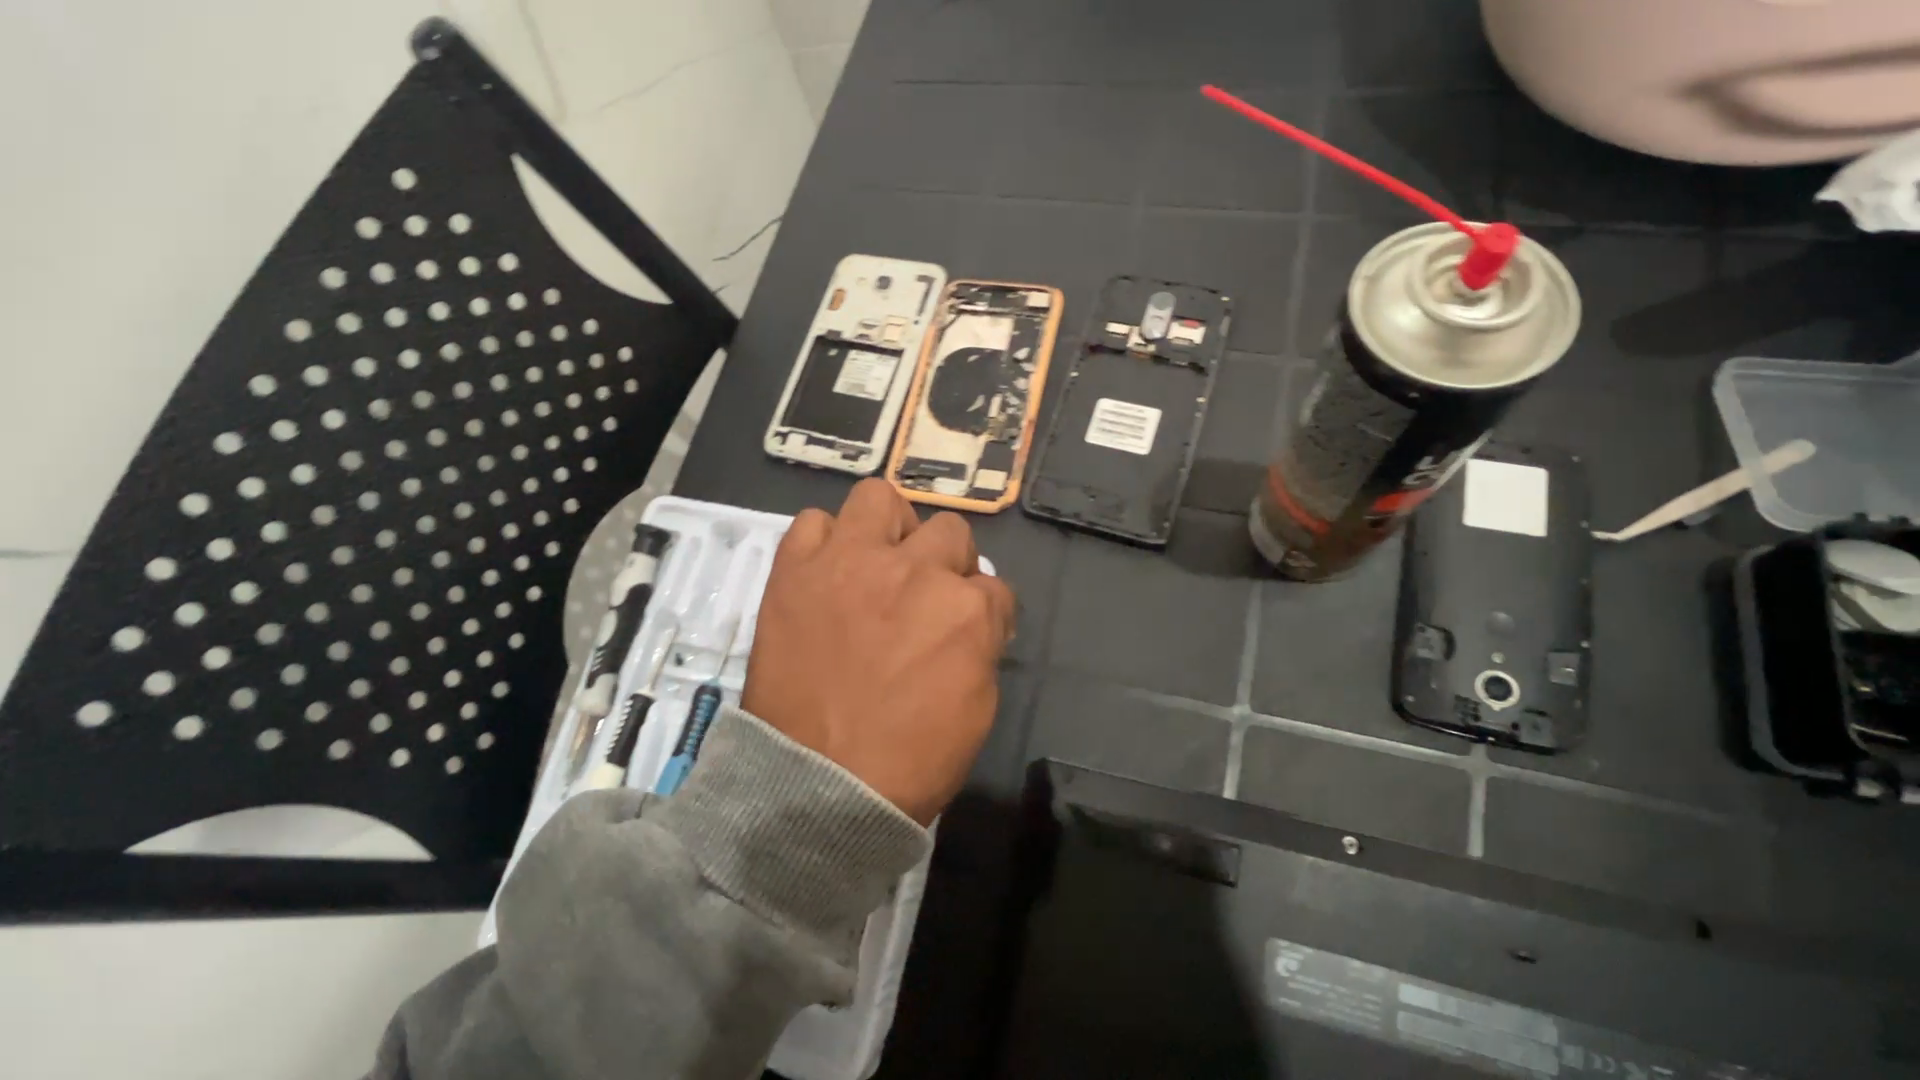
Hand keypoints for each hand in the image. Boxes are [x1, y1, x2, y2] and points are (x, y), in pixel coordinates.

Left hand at [742, 479, 1015, 824]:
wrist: (819, 787)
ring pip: (879, 499)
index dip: (983, 610)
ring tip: (877, 562)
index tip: (967, 631)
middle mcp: (914, 571)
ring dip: (889, 529)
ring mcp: (850, 563)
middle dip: (946, 564)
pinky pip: (812, 523)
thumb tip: (973, 623)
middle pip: (949, 532)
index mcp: (966, 610)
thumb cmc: (909, 762)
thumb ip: (981, 647)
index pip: (994, 586)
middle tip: (924, 597)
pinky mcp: (795, 570)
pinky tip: (827, 573)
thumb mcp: (978, 709)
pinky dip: (824, 543)